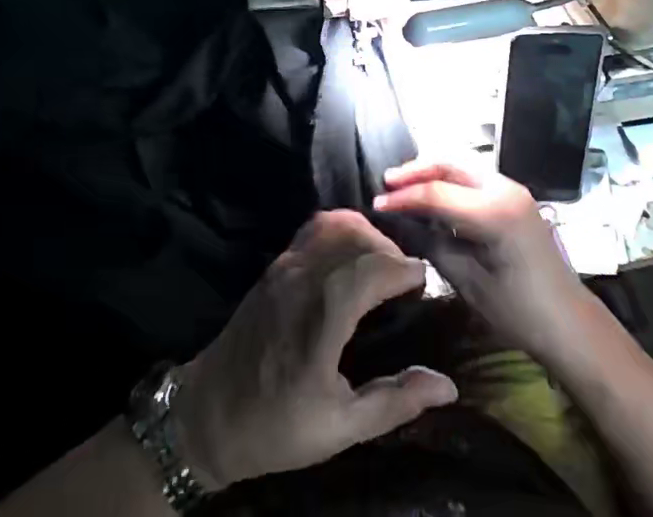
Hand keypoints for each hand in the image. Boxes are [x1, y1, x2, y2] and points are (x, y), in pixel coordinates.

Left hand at [168, 210, 456, 491]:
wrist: (203, 416)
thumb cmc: (274, 427)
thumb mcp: (339, 429)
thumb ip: (394, 402)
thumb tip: (448, 386)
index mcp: (319, 322)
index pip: (372, 270)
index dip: (405, 270)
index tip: (425, 284)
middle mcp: (302, 282)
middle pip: (359, 238)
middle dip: (392, 252)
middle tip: (406, 282)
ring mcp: (285, 267)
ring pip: (338, 224)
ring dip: (368, 236)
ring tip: (381, 267)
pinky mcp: (275, 264)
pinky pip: (316, 227)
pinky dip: (343, 230)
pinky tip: (353, 258)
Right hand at [375, 160, 589, 357]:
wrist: (569, 321)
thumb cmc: (519, 311)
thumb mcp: (469, 282)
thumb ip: (435, 246)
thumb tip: (404, 223)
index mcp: (496, 212)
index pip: (438, 193)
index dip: (404, 197)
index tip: (376, 203)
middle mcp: (506, 190)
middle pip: (453, 164)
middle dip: (418, 169)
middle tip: (387, 182)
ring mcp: (515, 191)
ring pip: (466, 166)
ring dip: (435, 171)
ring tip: (404, 185)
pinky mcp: (517, 199)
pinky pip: (477, 179)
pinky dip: (452, 181)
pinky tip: (434, 195)